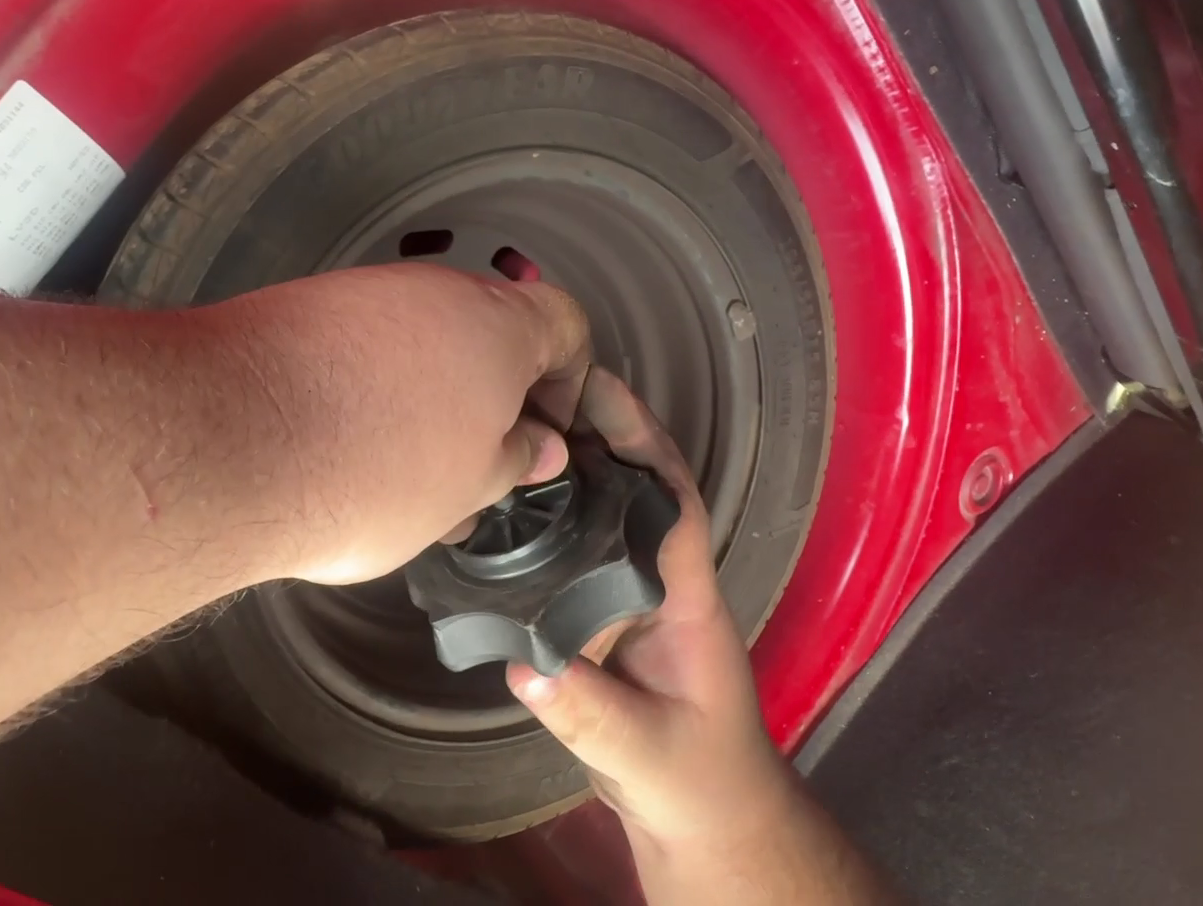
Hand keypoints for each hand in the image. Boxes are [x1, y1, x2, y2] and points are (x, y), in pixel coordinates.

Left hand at [227, 263, 588, 584]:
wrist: (229, 438)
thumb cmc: (373, 471)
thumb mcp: (467, 485)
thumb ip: (513, 459)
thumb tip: (538, 446)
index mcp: (498, 323)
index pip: (565, 325)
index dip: (571, 381)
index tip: (547, 434)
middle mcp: (434, 292)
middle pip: (488, 335)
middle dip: (493, 401)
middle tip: (477, 468)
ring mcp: (364, 296)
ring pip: (421, 350)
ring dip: (429, 406)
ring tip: (407, 477)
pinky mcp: (305, 312)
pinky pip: (363, 352)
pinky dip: (372, 395)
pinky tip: (350, 450)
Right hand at [503, 371, 893, 904]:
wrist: (703, 818)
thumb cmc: (698, 781)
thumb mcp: (650, 753)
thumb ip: (593, 712)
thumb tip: (525, 664)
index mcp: (685, 595)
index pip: (669, 500)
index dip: (641, 440)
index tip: (599, 387)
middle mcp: (654, 580)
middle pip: (631, 487)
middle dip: (597, 430)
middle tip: (535, 383)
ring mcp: (623, 596)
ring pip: (598, 513)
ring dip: (567, 464)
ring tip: (510, 421)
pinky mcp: (594, 616)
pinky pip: (566, 552)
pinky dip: (541, 517)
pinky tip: (498, 500)